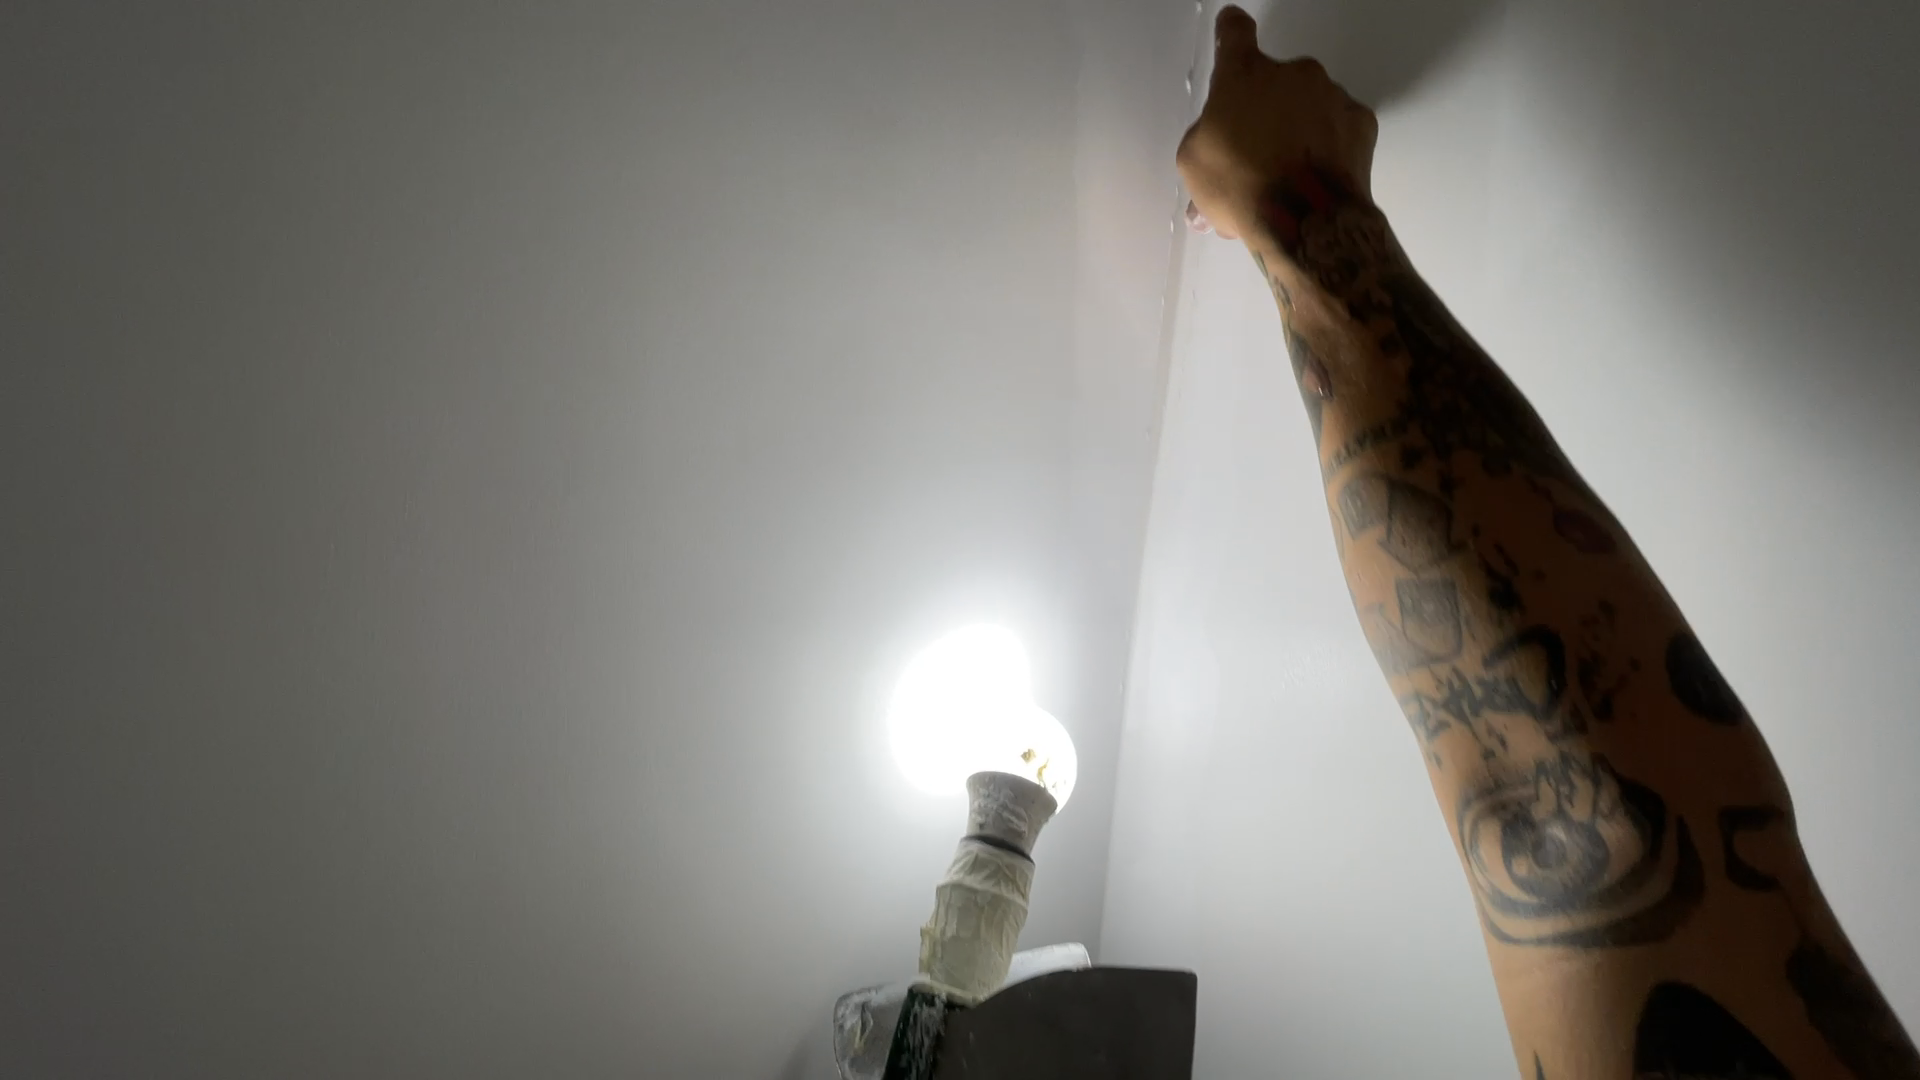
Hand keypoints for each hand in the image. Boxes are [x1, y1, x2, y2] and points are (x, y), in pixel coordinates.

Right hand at [1176, 6, 1377, 241]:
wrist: (1302, 216)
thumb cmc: (1237, 184)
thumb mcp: (1193, 165)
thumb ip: (1203, 141)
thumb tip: (1213, 151)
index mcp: (1244, 76)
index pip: (1234, 37)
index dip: (1229, 32)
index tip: (1230, 25)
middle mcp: (1293, 72)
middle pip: (1273, 85)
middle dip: (1262, 115)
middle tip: (1249, 160)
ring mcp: (1332, 94)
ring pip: (1305, 110)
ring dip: (1292, 136)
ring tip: (1280, 181)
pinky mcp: (1360, 122)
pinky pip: (1334, 130)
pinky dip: (1322, 149)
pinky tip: (1308, 180)